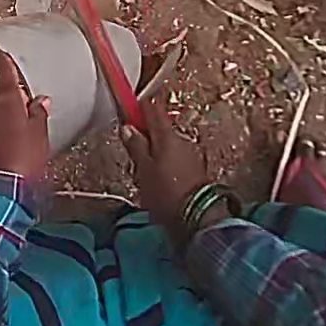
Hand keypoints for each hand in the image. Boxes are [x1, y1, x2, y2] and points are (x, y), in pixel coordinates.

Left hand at [0, 48, 50, 180]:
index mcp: (5, 99)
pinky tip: (9, 146)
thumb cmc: (19, 159)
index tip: (4, 49)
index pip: (5, 69)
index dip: (6, 57)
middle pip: (2, 94)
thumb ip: (39, 113)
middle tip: (30, 112)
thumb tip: (40, 102)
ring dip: (6, 119)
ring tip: (21, 135)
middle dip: (14, 100)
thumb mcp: (39, 134)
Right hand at [121, 95, 207, 237]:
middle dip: (144, 131)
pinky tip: (156, 176)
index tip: (127, 108)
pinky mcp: (194, 169)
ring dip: (154, 148)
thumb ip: (136, 146)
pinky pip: (174, 156)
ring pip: (167, 143)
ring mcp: (190, 154)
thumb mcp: (143, 169)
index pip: (153, 109)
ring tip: (141, 167)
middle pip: (160, 127)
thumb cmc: (165, 192)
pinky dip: (163, 160)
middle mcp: (182, 140)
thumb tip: (128, 127)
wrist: (198, 219)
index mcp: (167, 136)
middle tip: (129, 145)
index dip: (139, 106)